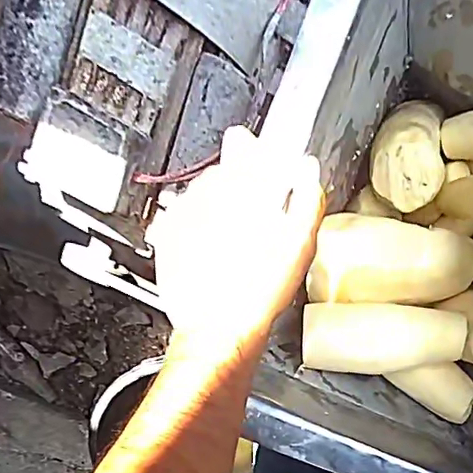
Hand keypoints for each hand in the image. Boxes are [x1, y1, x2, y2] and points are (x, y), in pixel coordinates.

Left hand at [145, 127, 324, 355]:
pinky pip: (186, 223)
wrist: (217, 329)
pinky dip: (202, 234)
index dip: (261, 158)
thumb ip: (306, 200)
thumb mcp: (298, 245)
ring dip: (222, 214)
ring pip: (204, 199)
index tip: (272, 175)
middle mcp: (202, 192)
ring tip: (241, 249)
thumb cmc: (257, 292)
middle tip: (262, 226)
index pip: (244, 143)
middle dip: (243, 193)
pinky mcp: (166, 238)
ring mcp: (180, 214)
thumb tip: (307, 171)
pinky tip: (220, 257)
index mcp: (238, 186)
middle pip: (223, 174)